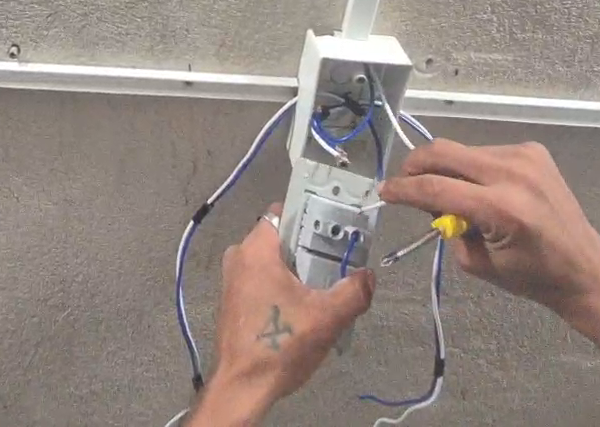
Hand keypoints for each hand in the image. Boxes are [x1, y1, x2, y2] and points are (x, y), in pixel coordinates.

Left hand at [189, 206, 375, 424]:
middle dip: (306, 248)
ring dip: (294, 270)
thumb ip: (352, 292)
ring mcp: (231, 278)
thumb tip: (368, 275)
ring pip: (269, 261)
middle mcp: (238, 255)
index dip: (308, 217)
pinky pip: (259, 279)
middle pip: (279, 238)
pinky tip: (298, 307)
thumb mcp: (326, 318)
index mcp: (255, 248)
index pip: (283, 213)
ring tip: (321, 287)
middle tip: (332, 263)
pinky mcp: (232, 299)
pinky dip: (278, 285)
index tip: (331, 231)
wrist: (242, 386)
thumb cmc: (280, 343)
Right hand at [379, 140, 599, 321]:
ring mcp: (524, 156)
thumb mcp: (479, 262)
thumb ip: (447, 228)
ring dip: (446, 168)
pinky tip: (483, 187)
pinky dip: (471, 167)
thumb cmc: (532, 276)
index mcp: (501, 209)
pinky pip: (482, 151)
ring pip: (460, 150)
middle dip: (415, 165)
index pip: (435, 188)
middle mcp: (512, 173)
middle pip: (442, 152)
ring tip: (455, 194)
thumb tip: (428, 201)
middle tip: (405, 181)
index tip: (384, 191)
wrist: (587, 268)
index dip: (403, 189)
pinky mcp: (531, 149)